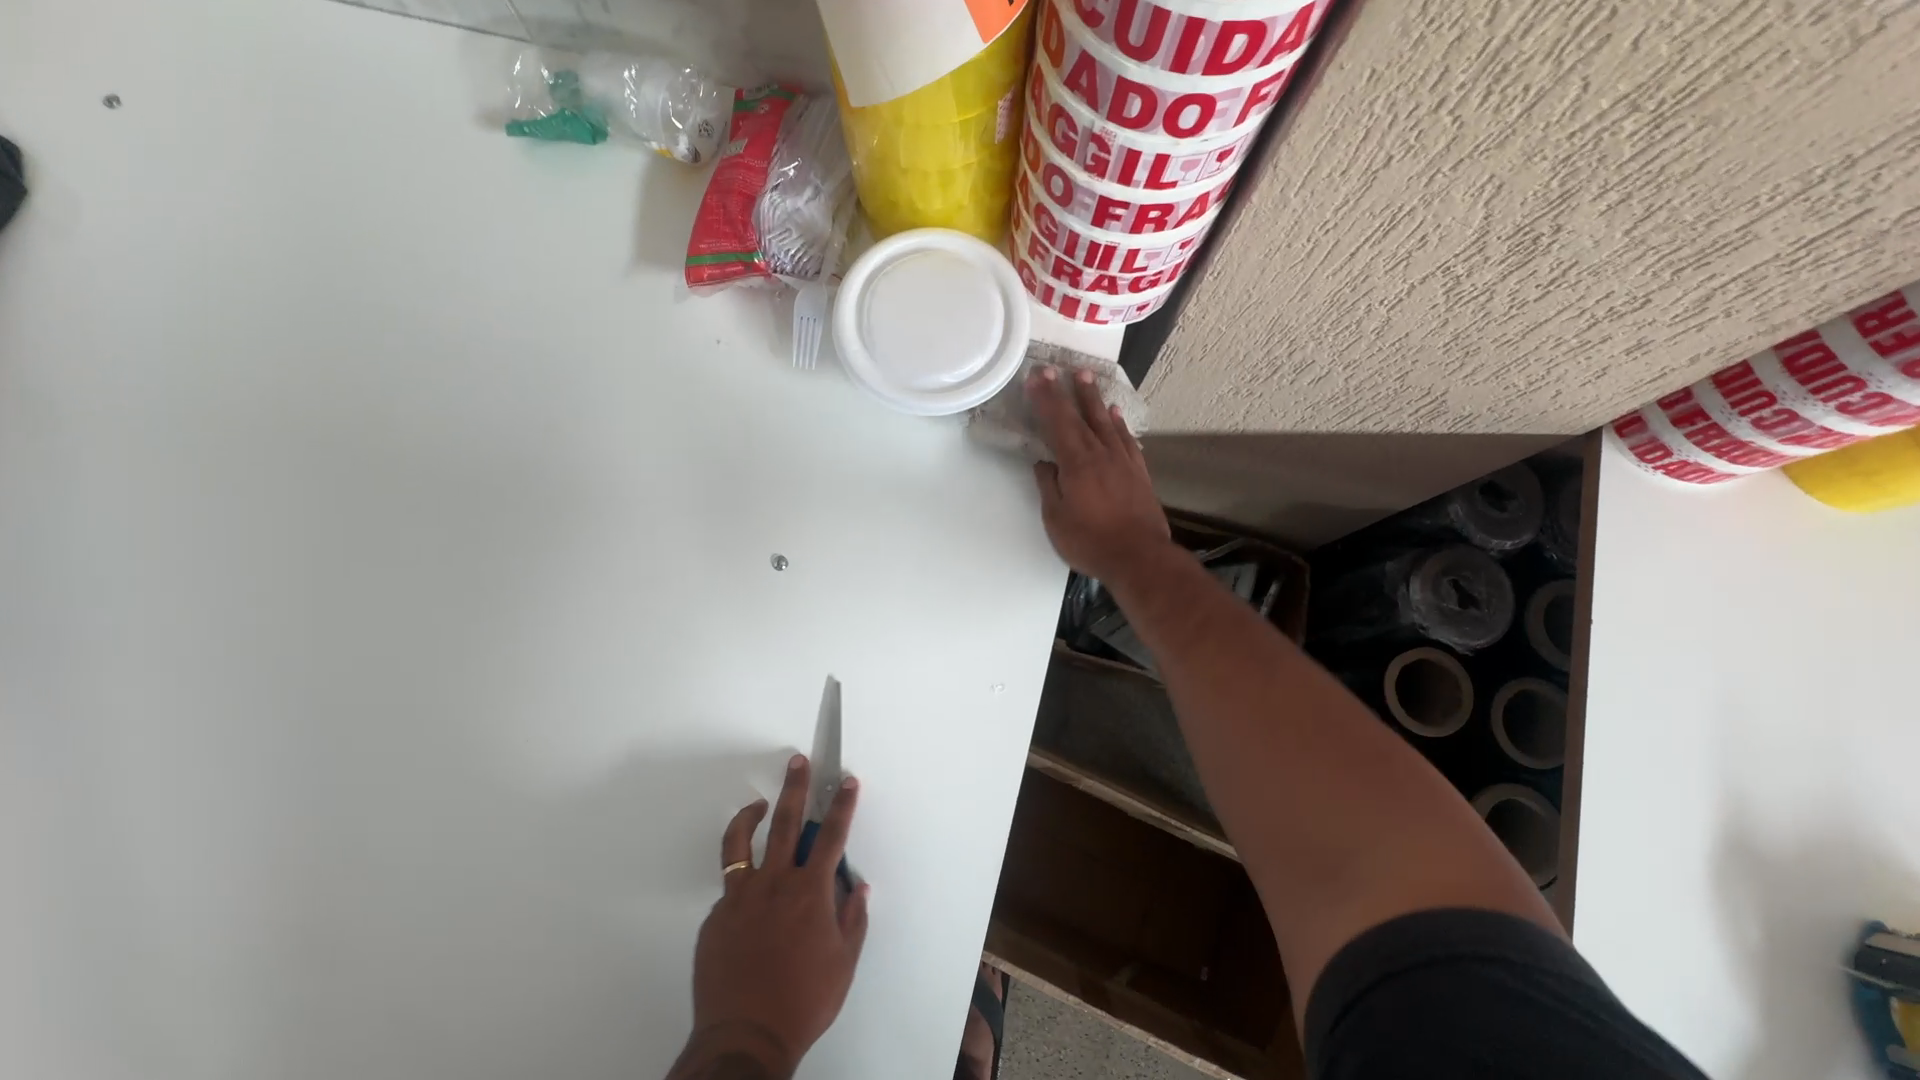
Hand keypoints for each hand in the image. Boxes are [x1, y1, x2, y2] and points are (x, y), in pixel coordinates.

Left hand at [670, 755, 869, 1079]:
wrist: (746, 1036)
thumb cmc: (804, 1001)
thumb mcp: (844, 963)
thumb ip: (852, 919)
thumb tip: (857, 888)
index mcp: (809, 893)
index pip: (831, 837)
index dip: (842, 806)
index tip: (847, 781)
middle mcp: (773, 885)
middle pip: (784, 823)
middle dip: (794, 788)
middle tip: (797, 762)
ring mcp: (739, 898)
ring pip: (740, 843)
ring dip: (750, 816)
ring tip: (757, 804)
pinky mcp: (715, 917)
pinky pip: (730, 889)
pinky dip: (744, 883)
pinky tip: (751, 901)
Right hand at [1026, 366, 1172, 584]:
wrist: (1139, 557)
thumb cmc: (1091, 542)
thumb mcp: (1056, 519)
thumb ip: (1049, 487)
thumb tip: (1044, 464)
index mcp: (1076, 463)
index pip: (1057, 422)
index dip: (1045, 398)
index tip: (1036, 377)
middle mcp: (1101, 453)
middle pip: (1081, 415)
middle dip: (1066, 391)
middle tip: (1056, 368)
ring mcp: (1123, 461)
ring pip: (1106, 421)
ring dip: (1094, 398)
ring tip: (1085, 378)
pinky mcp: (1138, 473)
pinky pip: (1126, 438)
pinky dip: (1118, 423)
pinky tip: (1115, 414)